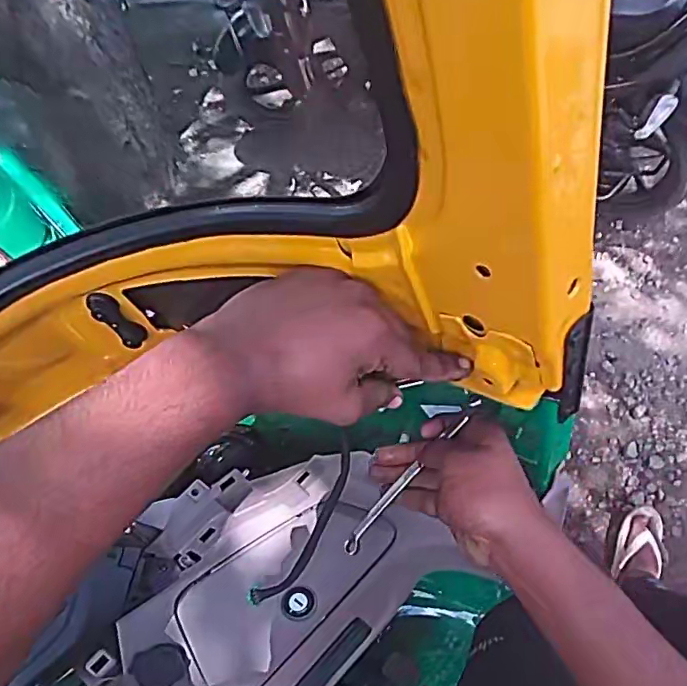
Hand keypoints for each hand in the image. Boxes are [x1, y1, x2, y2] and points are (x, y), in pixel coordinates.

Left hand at [188, 268, 469, 423]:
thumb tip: (384, 390)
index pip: (420, 357)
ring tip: (338, 359)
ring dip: (365, 335)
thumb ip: (376, 398)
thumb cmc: (277, 380)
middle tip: (383, 376)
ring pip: (370, 312)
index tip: (457, 366)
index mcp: (374, 333)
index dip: (442, 367)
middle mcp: (358, 301)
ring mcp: (333, 284)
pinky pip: (340, 297)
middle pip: (396, 332)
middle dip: (394, 356)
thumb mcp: (340, 408)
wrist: (229, 359)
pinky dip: (340, 317)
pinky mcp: (310, 277)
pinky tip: (321, 338)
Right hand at [371, 417, 553, 568]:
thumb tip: (424, 447)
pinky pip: (428, 497)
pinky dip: (410, 495)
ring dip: (402, 474)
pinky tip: (395, 493)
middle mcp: (475, 459)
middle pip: (435, 451)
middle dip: (406, 453)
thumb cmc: (494, 496)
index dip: (435, 426)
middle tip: (382, 456)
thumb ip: (436, 449)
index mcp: (483, 438)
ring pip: (428, 475)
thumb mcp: (456, 459)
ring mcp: (465, 485)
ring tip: (379, 474)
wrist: (504, 537)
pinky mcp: (456, 507)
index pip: (456, 424)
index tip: (419, 431)